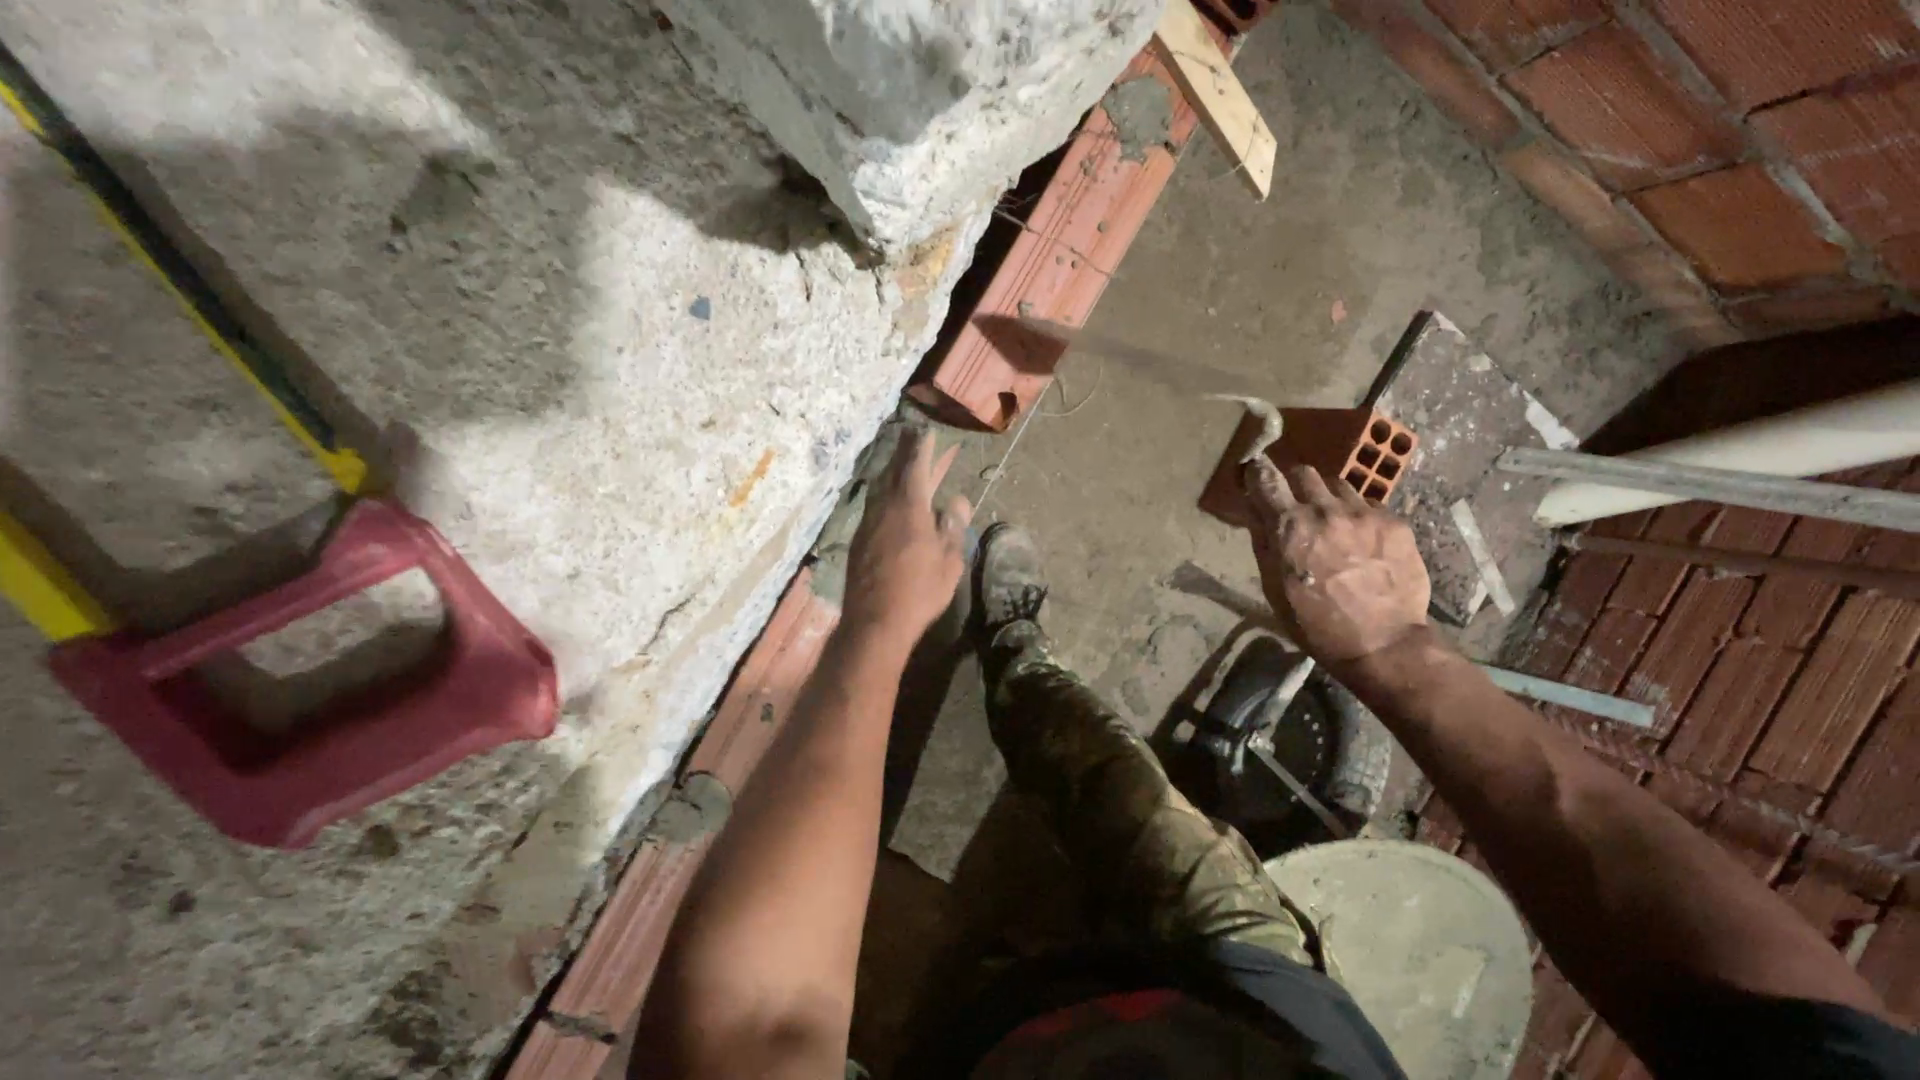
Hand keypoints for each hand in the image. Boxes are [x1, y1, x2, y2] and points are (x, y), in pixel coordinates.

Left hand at [844, 428, 972, 638]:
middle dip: (904, 452)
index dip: (922, 448)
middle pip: (894, 472)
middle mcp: (884, 508)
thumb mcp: (949, 561)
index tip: (925, 431)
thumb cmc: (920, 591)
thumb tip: (955, 501)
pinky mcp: (858, 542)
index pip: (916, 467)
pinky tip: (889, 501)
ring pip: (880, 489)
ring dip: (892, 472)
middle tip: (910, 434)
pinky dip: (884, 495)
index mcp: (910, 508)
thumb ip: (953, 527)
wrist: (875, 623)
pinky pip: (874, 507)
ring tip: (900, 463)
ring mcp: (867, 524)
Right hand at [1242, 456, 1429, 664]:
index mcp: (1289, 528)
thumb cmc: (1316, 623)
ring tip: (1333, 523)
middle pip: (1304, 472)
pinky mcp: (1394, 523)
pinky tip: (1361, 540)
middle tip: (1297, 505)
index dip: (1257, 472)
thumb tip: (1255, 511)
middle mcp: (1325, 510)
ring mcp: (1363, 514)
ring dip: (1329, 498)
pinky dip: (1358, 515)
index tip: (1255, 474)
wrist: (1382, 643)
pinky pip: (1369, 504)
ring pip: (1339, 485)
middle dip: (1295, 484)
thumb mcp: (1274, 587)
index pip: (1265, 478)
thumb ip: (1263, 542)